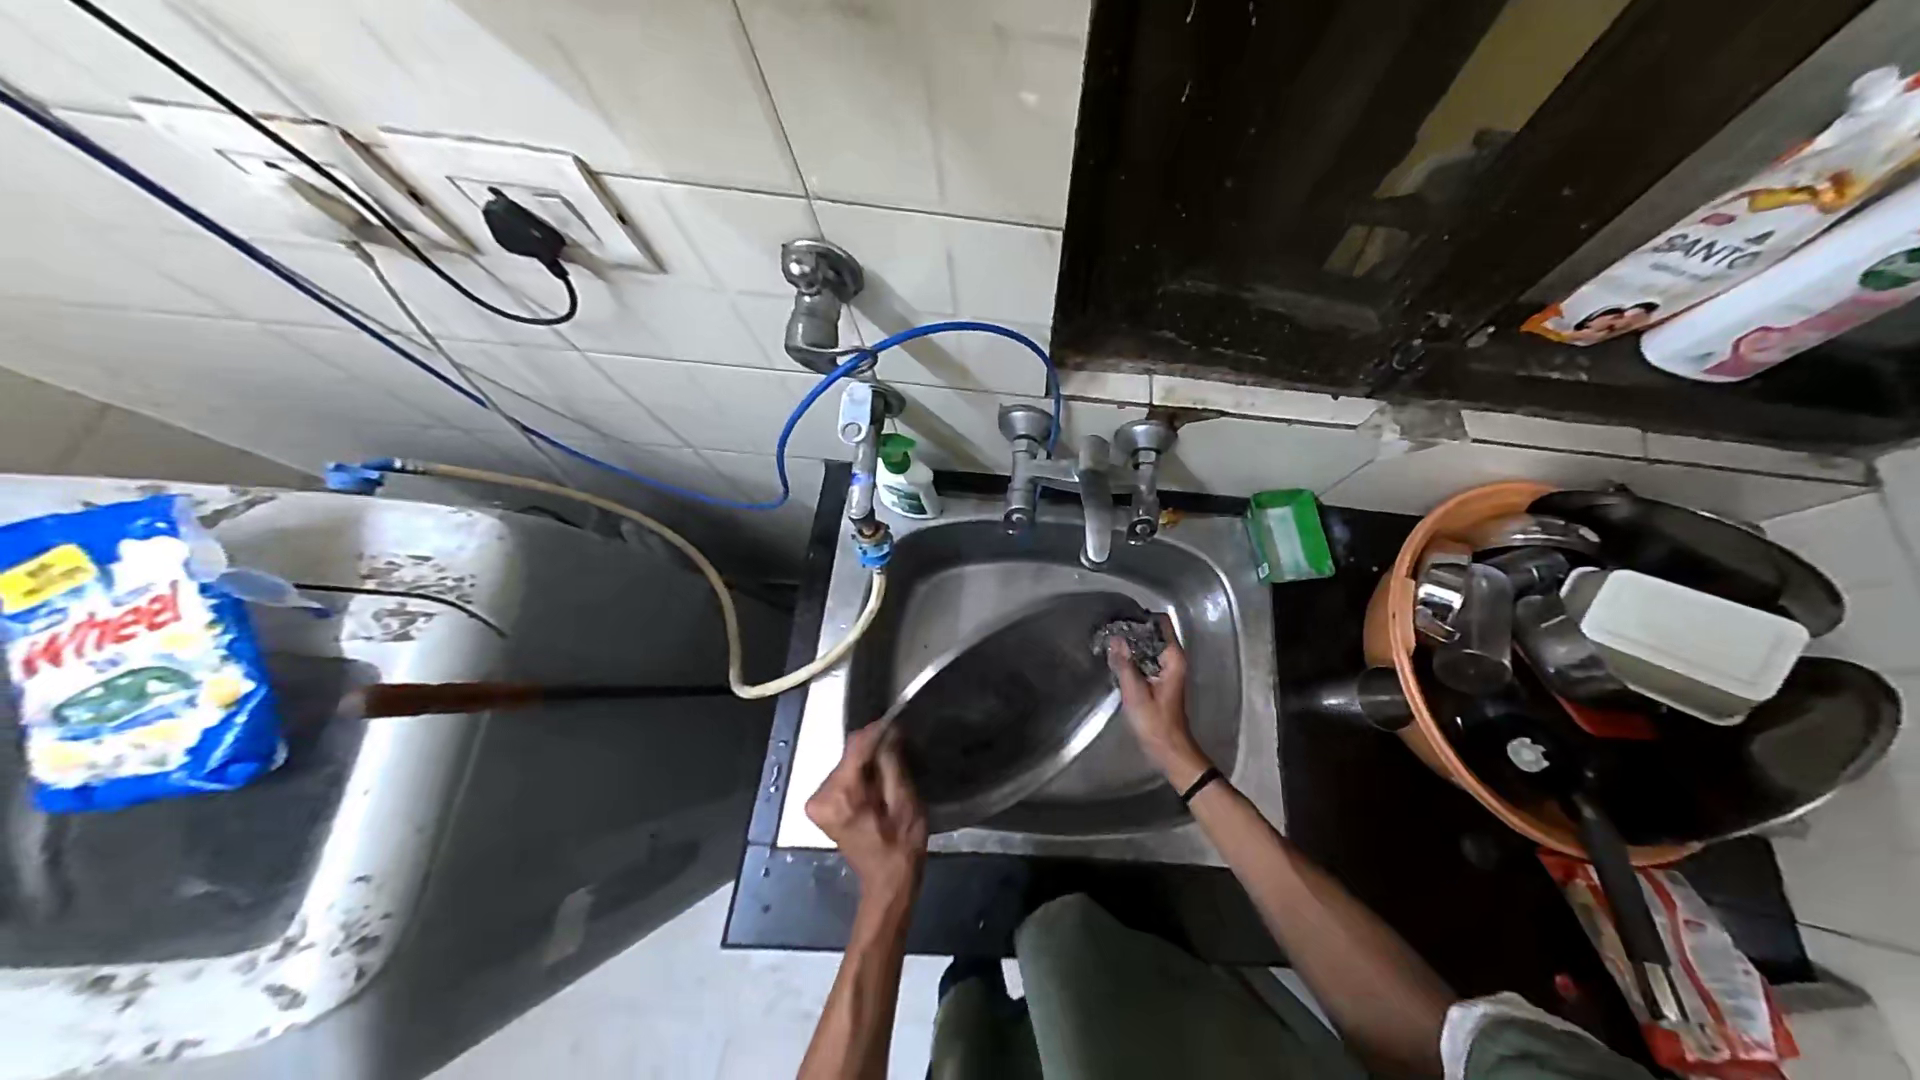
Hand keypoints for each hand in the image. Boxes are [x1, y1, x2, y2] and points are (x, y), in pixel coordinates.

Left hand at [806, 721, 927, 905]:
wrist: (887, 882)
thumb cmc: (901, 845)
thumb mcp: (905, 801)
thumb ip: (891, 763)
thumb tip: (888, 731)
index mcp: (840, 795)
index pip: (856, 745)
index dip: (878, 731)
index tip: (898, 724)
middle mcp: (820, 795)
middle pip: (850, 754)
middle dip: (875, 749)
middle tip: (901, 749)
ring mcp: (817, 801)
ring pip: (847, 763)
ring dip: (869, 761)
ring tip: (893, 767)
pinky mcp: (821, 806)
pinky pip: (844, 775)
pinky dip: (862, 774)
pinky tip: (879, 782)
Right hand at [1107, 614, 1210, 789]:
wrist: (1169, 750)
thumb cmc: (1155, 723)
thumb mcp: (1136, 693)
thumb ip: (1125, 664)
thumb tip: (1115, 638)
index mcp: (1173, 659)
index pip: (1161, 624)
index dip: (1141, 618)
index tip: (1119, 620)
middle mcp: (1173, 659)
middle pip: (1153, 632)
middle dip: (1132, 630)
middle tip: (1108, 631)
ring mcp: (1167, 669)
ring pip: (1148, 645)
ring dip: (1130, 644)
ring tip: (1108, 642)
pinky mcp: (1159, 678)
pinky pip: (1145, 658)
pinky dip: (1132, 656)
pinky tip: (1115, 660)